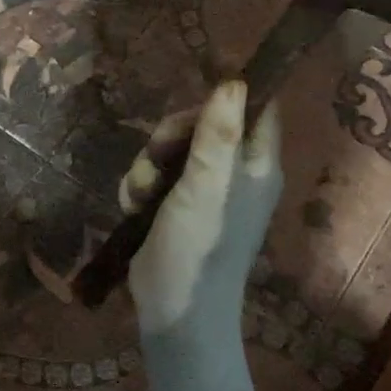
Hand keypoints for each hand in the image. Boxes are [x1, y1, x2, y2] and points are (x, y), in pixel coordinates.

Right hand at [122, 82, 283, 336]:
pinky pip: (155, 177)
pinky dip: (139, 187)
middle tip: (156, 156)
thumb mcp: (207, 185)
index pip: (257, 110)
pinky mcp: (177, 209)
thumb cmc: (200, 246)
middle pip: (204, 125)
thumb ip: (219, 134)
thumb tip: (235, 80)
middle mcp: (236, 174)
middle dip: (171, 137)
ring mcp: (206, 193)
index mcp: (257, 166)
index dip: (230, 96)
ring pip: (172, 151)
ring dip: (147, 165)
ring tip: (141, 194)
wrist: (175, 310)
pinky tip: (133, 208)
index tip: (195, 98)